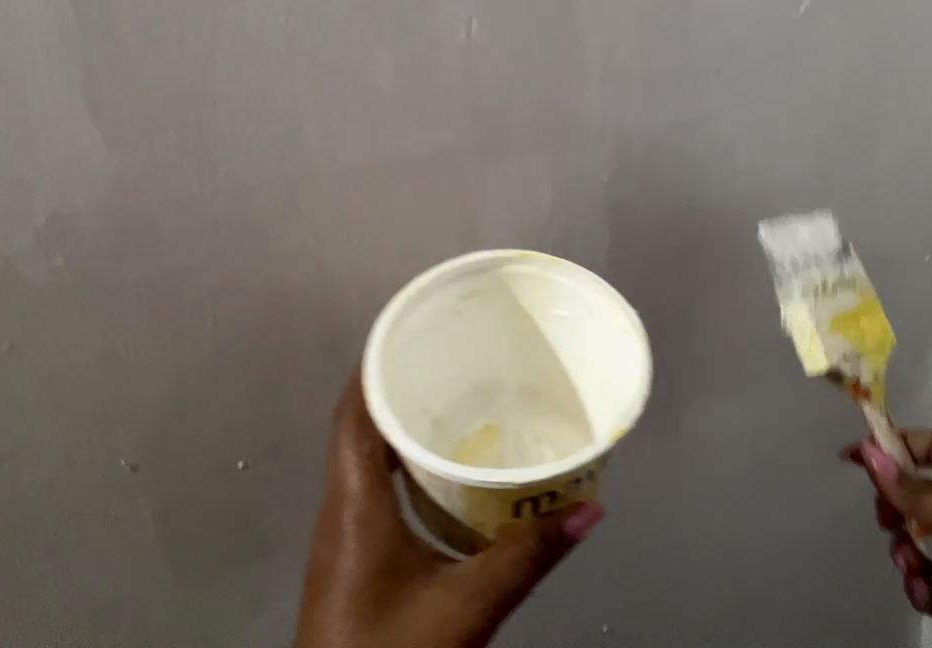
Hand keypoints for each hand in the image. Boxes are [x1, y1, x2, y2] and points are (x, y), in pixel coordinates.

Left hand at [293, 372, 604, 647]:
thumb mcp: (467, 604)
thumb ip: (529, 555)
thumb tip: (590, 509)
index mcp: (353, 501)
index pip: (354, 407)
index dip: (376, 360)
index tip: (415, 326)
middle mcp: (341, 506)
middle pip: (361, 422)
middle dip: (401, 384)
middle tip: (453, 357)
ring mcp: (345, 533)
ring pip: (368, 454)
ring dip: (403, 423)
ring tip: (457, 400)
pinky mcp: (356, 556)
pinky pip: (378, 484)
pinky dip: (408, 462)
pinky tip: (450, 471)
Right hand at [850, 431, 931, 647]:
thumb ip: (922, 491)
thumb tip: (868, 452)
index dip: (894, 446)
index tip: (853, 456)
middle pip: (916, 494)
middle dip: (894, 505)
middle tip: (886, 520)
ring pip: (916, 540)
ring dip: (904, 550)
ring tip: (913, 566)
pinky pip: (928, 583)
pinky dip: (920, 586)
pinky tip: (927, 595)